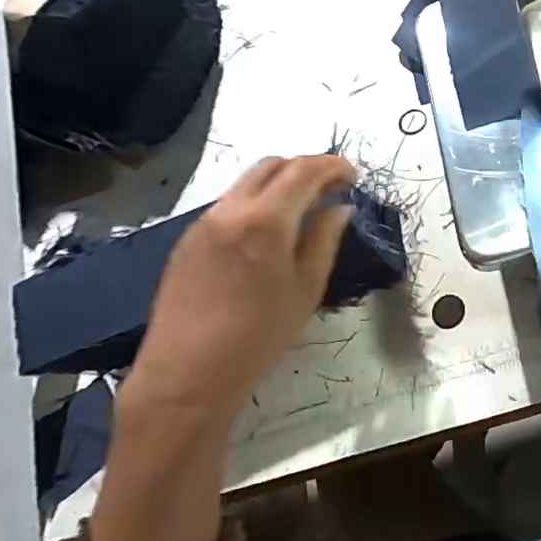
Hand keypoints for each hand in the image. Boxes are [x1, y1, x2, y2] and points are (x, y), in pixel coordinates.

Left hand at [126, 155, 357, 419]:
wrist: (187, 374)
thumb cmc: (259, 337)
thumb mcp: (306, 289)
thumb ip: (324, 240)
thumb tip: (339, 209)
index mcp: (265, 221)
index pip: (304, 172)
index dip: (333, 166)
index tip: (353, 175)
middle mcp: (230, 210)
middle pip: (272, 166)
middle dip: (306, 168)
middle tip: (332, 188)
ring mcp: (203, 222)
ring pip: (247, 183)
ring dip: (280, 184)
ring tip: (304, 208)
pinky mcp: (188, 239)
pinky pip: (229, 205)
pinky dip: (257, 203)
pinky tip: (269, 232)